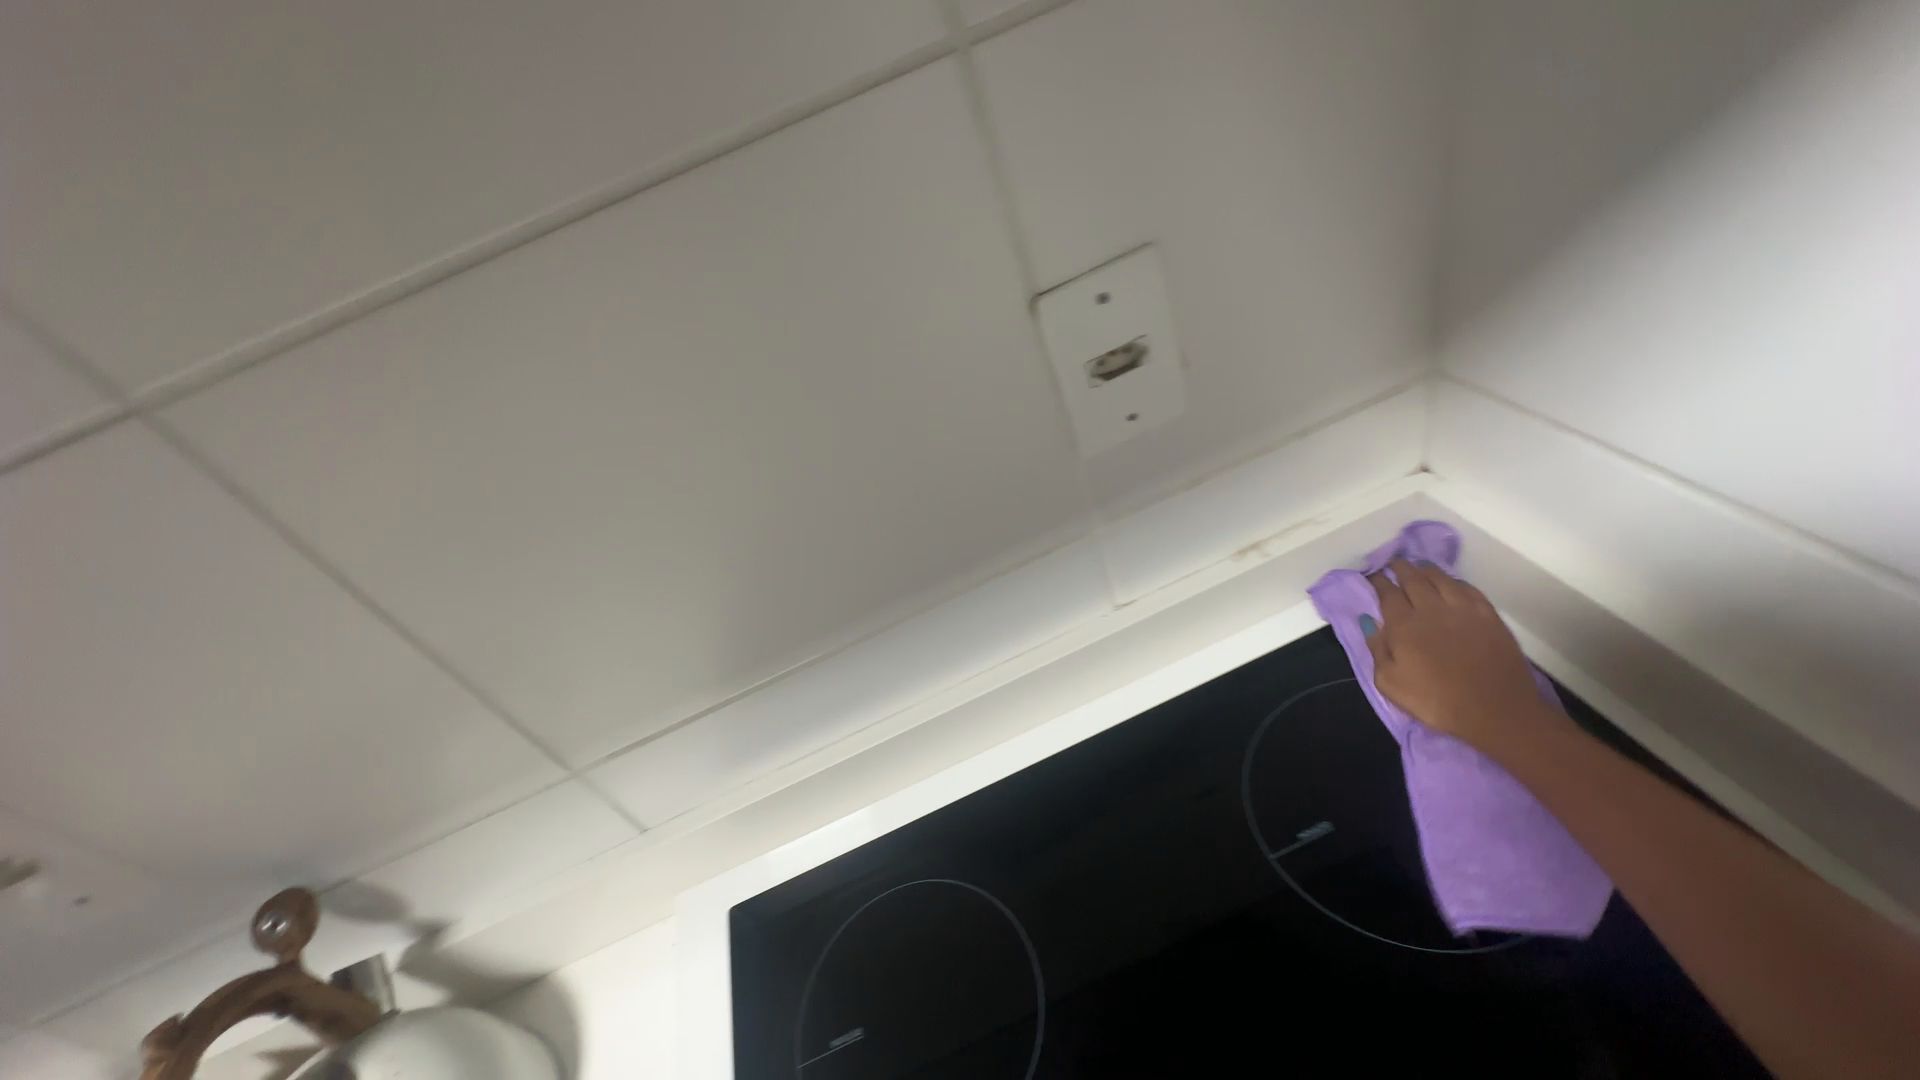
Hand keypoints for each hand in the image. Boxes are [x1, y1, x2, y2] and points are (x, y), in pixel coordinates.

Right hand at [1365, 558, 1549, 748]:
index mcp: (1403, 624)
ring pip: (1441, 578)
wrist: (1495, 711)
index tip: (1372, 577)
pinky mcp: (1489, 615)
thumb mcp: (1390, 683)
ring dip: (1426, 569)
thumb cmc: (1435, 701)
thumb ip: (1376, 649)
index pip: (1387, 592)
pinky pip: (1469, 588)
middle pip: (1413, 578)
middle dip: (1400, 568)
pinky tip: (1452, 583)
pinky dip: (1455, 581)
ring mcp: (1463, 609)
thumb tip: (1369, 621)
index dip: (1378, 582)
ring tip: (1419, 567)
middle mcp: (1431, 608)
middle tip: (1393, 564)